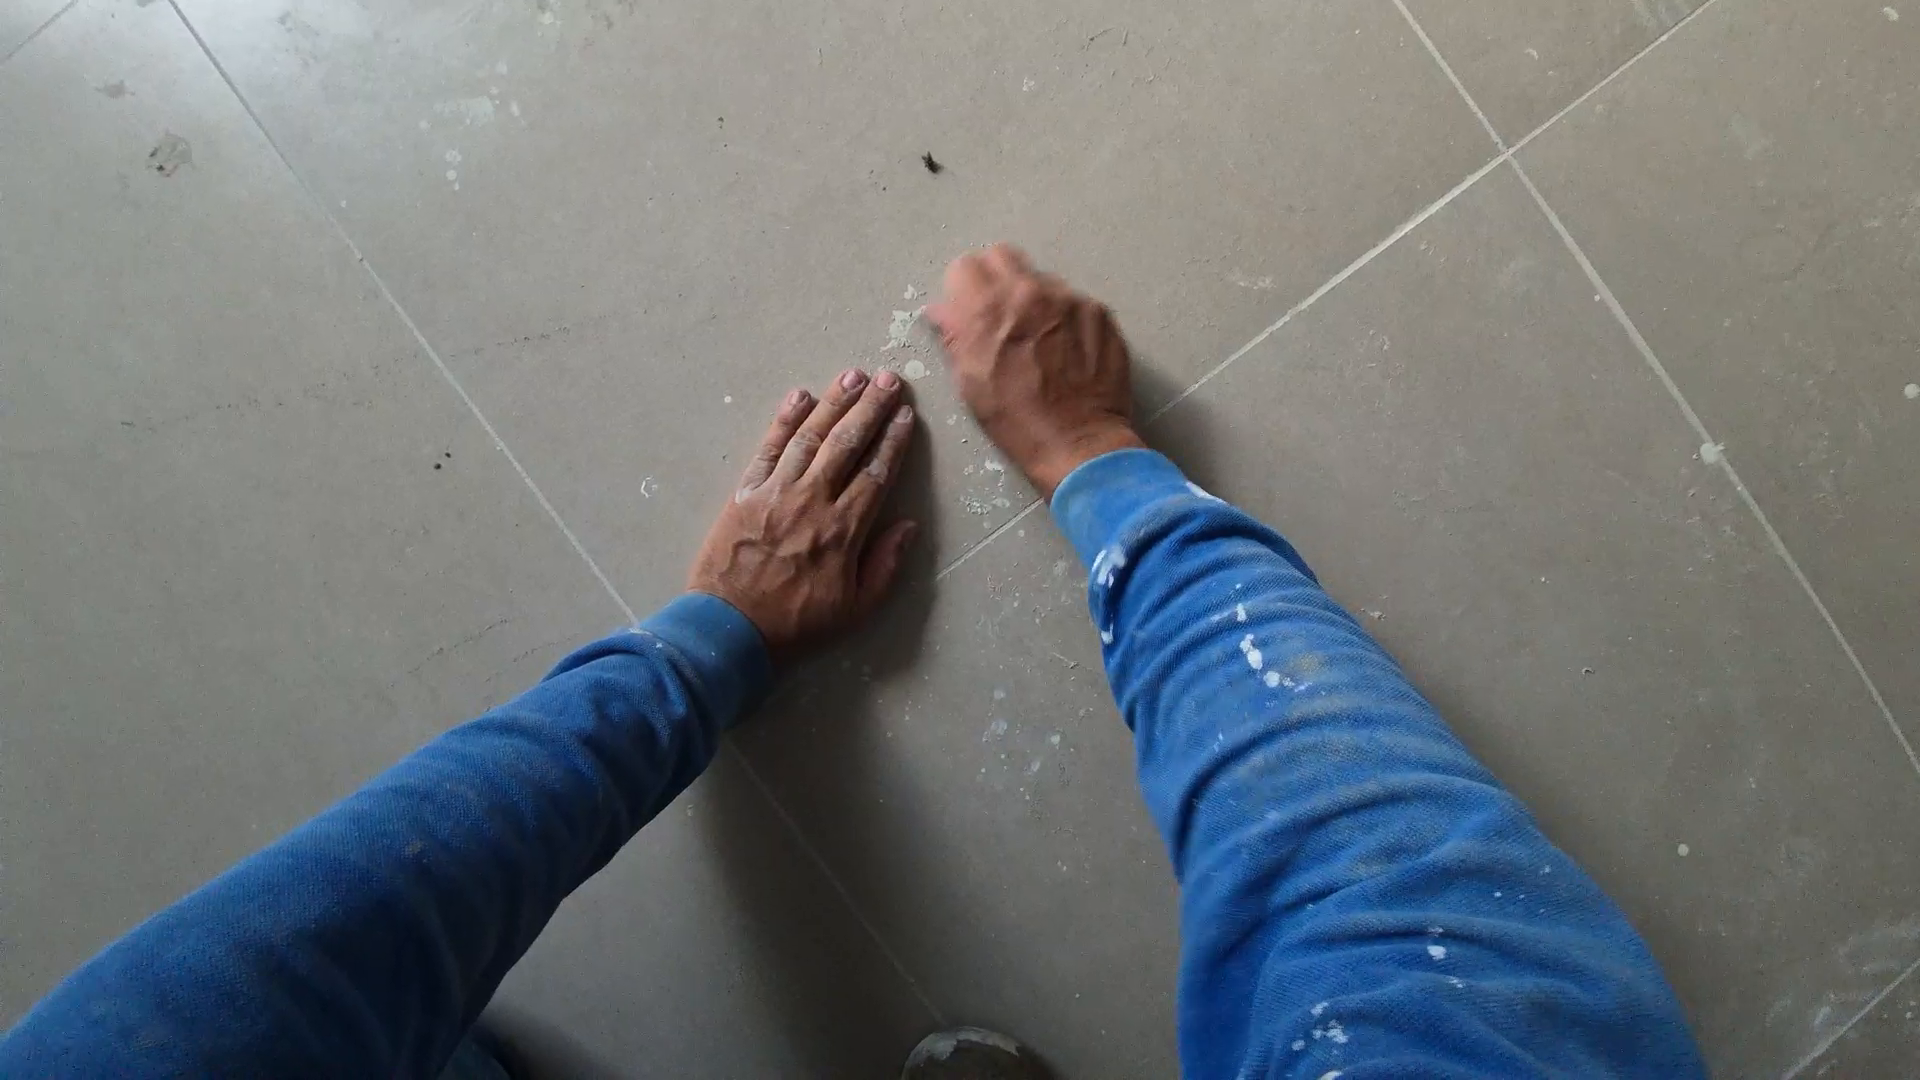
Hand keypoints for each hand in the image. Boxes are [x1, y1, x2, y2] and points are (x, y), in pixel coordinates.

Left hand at [688, 369, 919, 661]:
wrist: (730, 628)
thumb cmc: (798, 622)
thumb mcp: (856, 608)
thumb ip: (885, 565)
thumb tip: (908, 525)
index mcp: (845, 528)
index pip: (876, 472)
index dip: (894, 440)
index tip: (906, 414)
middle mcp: (813, 500)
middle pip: (847, 444)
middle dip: (870, 408)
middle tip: (887, 379)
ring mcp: (776, 492)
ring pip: (810, 437)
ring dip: (834, 403)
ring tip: (852, 376)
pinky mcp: (745, 492)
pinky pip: (768, 449)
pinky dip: (784, 421)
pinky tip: (800, 397)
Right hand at [928, 244, 1145, 498]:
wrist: (1077, 443)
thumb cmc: (1014, 421)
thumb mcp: (969, 383)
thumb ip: (954, 337)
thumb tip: (942, 310)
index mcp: (986, 309)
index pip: (964, 266)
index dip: (963, 290)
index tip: (969, 312)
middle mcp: (1028, 292)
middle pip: (1002, 256)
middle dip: (995, 280)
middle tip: (1001, 315)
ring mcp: (1069, 298)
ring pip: (1040, 278)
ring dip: (1033, 298)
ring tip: (1039, 339)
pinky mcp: (1099, 311)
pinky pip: (1072, 300)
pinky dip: (1064, 317)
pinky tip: (1067, 350)